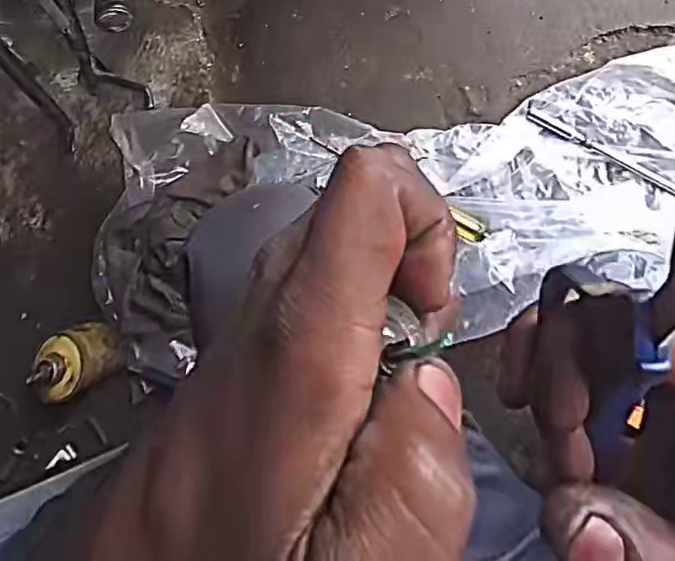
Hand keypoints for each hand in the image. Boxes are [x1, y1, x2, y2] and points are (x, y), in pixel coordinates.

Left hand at [80, 144, 472, 558]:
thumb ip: (415, 487)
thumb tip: (434, 380)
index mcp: (298, 343)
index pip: (364, 187)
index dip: (424, 218)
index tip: (434, 304)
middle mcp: (264, 305)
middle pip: (354, 198)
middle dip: (414, 254)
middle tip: (418, 345)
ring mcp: (246, 311)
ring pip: (335, 234)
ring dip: (387, 280)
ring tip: (390, 371)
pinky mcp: (240, 330)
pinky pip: (310, 272)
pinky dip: (354, 303)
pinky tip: (352, 382)